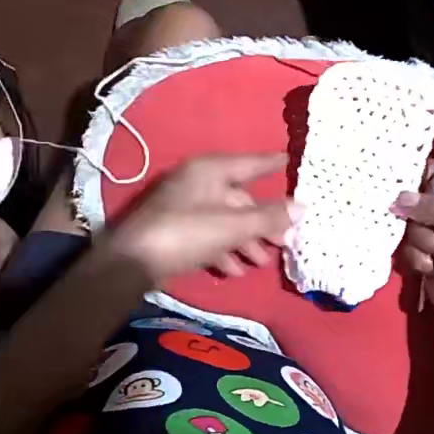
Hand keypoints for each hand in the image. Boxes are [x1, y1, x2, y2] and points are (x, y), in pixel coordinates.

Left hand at [104, 153, 295, 283]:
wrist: (132, 262)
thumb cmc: (185, 234)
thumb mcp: (232, 226)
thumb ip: (268, 218)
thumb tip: (301, 207)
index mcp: (210, 171)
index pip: (250, 163)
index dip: (272, 164)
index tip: (292, 161)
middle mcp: (197, 184)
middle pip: (240, 200)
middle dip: (262, 223)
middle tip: (284, 242)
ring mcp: (184, 209)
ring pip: (225, 222)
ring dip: (245, 243)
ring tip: (260, 263)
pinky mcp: (176, 232)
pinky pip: (208, 237)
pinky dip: (223, 251)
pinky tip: (233, 271)